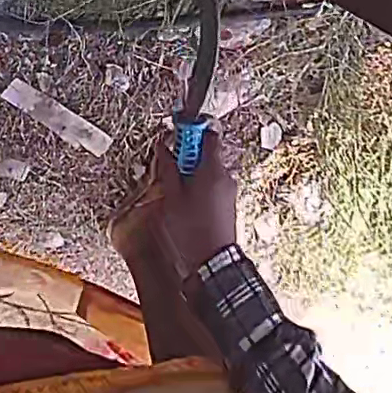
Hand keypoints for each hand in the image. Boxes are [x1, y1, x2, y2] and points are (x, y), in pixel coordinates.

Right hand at [150, 128, 237, 277]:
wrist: (213, 262)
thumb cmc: (192, 230)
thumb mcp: (172, 195)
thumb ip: (167, 167)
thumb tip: (163, 148)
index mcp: (212, 170)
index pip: (208, 135)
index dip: (191, 131)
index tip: (177, 134)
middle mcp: (225, 177)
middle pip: (207, 152)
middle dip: (187, 155)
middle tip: (170, 165)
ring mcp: (228, 190)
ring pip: (208, 169)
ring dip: (192, 171)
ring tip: (175, 187)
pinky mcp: (227, 202)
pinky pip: (212, 183)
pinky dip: (199, 184)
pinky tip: (185, 199)